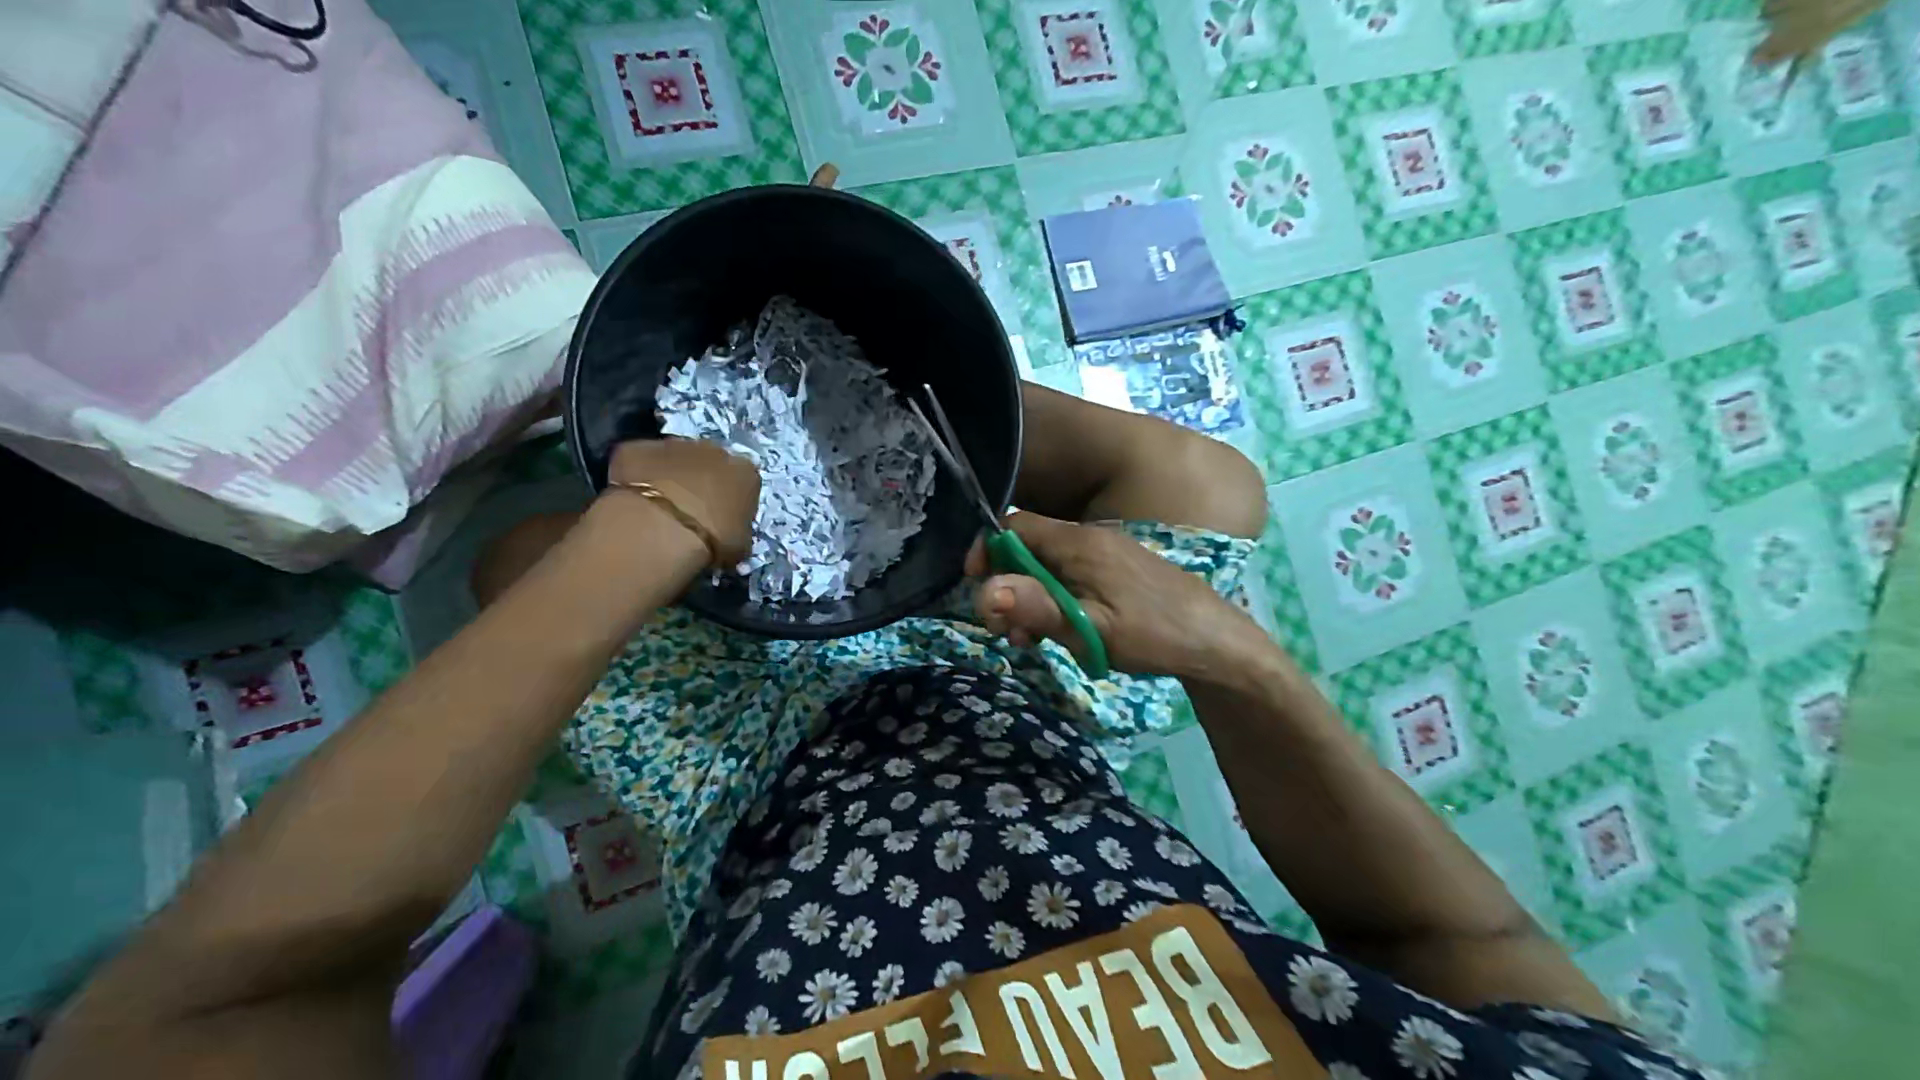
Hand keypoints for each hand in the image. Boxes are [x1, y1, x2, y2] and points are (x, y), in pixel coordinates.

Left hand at [605, 438, 760, 565]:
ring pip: (672, 458)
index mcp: (745, 471)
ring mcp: (672, 444)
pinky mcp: (634, 447)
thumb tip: (731, 537)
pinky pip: (638, 460)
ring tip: (658, 509)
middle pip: (709, 463)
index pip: (743, 483)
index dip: (731, 501)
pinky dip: (635, 475)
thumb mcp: (740, 546)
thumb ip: (738, 533)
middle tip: (688, 512)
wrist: (660, 530)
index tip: (722, 521)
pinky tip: (631, 501)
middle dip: (700, 482)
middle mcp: (713, 449)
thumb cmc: (712, 541)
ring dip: (668, 476)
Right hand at [965, 511, 1266, 678]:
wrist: (1217, 645)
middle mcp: (1089, 540)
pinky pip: (1069, 577)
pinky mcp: (1116, 573)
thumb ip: (1039, 609)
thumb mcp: (1092, 629)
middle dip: (1006, 584)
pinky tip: (1060, 631)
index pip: (1015, 526)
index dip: (987, 550)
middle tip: (1005, 628)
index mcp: (1080, 544)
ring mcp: (1105, 555)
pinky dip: (1053, 600)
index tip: (974, 586)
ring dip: (1029, 598)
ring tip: (1029, 639)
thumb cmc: (1153, 634)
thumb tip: (985, 592)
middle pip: (1027, 548)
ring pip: (1047, 566)